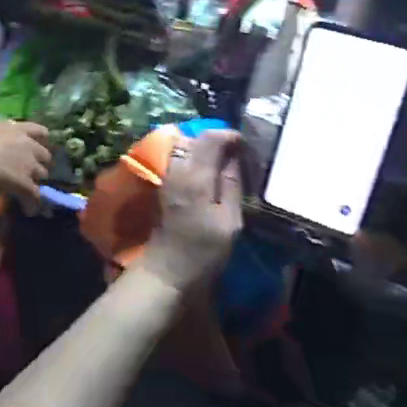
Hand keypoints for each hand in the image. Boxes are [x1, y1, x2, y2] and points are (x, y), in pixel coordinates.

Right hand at [0, 120, 50, 213]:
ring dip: (35, 181)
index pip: (39, 130)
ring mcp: (27, 163)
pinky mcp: (24, 183)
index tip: (38, 147)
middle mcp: (26, 143)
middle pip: (44, 155)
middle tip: (28, 172)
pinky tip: (28, 210)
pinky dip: (32, 204)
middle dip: (38, 163)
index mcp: (14, 128)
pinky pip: (35, 196)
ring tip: (26, 191)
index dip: (41, 140)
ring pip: (42, 174)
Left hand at [138, 130, 244, 295]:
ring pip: (182, 147)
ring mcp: (165, 176)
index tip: (245, 145)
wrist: (167, 270)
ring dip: (201, 148)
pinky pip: (176, 159)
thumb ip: (232, 184)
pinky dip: (191, 158)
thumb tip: (234, 156)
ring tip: (220, 162)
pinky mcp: (160, 185)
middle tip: (234, 153)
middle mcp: (176, 169)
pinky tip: (204, 173)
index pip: (210, 138)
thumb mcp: (230, 221)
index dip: (230, 136)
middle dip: (214, 140)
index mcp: (196, 176)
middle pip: (193, 138)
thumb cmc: (204, 250)